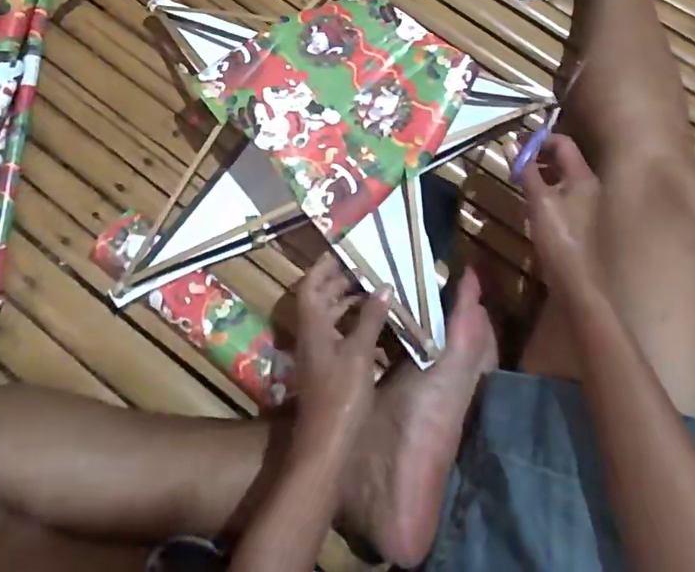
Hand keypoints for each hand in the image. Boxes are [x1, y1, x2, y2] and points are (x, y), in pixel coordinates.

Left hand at [290, 258, 389, 450]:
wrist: (326, 448)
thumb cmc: (341, 397)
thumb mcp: (359, 353)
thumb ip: (371, 317)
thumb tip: (383, 286)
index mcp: (313, 329)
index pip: (311, 287)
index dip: (323, 266)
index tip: (344, 248)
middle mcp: (312, 338)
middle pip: (321, 299)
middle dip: (342, 280)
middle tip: (370, 265)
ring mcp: (320, 354)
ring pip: (332, 316)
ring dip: (351, 300)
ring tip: (379, 288)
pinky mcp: (330, 368)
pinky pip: (341, 333)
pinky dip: (357, 322)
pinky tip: (379, 322)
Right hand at [521, 134, 604, 299]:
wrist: (579, 281)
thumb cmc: (561, 237)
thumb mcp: (539, 201)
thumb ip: (527, 172)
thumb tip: (511, 145)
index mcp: (582, 176)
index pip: (563, 143)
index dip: (541, 139)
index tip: (518, 144)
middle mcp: (589, 185)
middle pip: (566, 160)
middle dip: (541, 156)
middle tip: (516, 161)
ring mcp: (587, 204)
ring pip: (564, 178)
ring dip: (544, 174)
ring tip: (521, 179)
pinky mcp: (581, 221)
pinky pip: (564, 195)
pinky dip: (548, 191)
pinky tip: (533, 203)